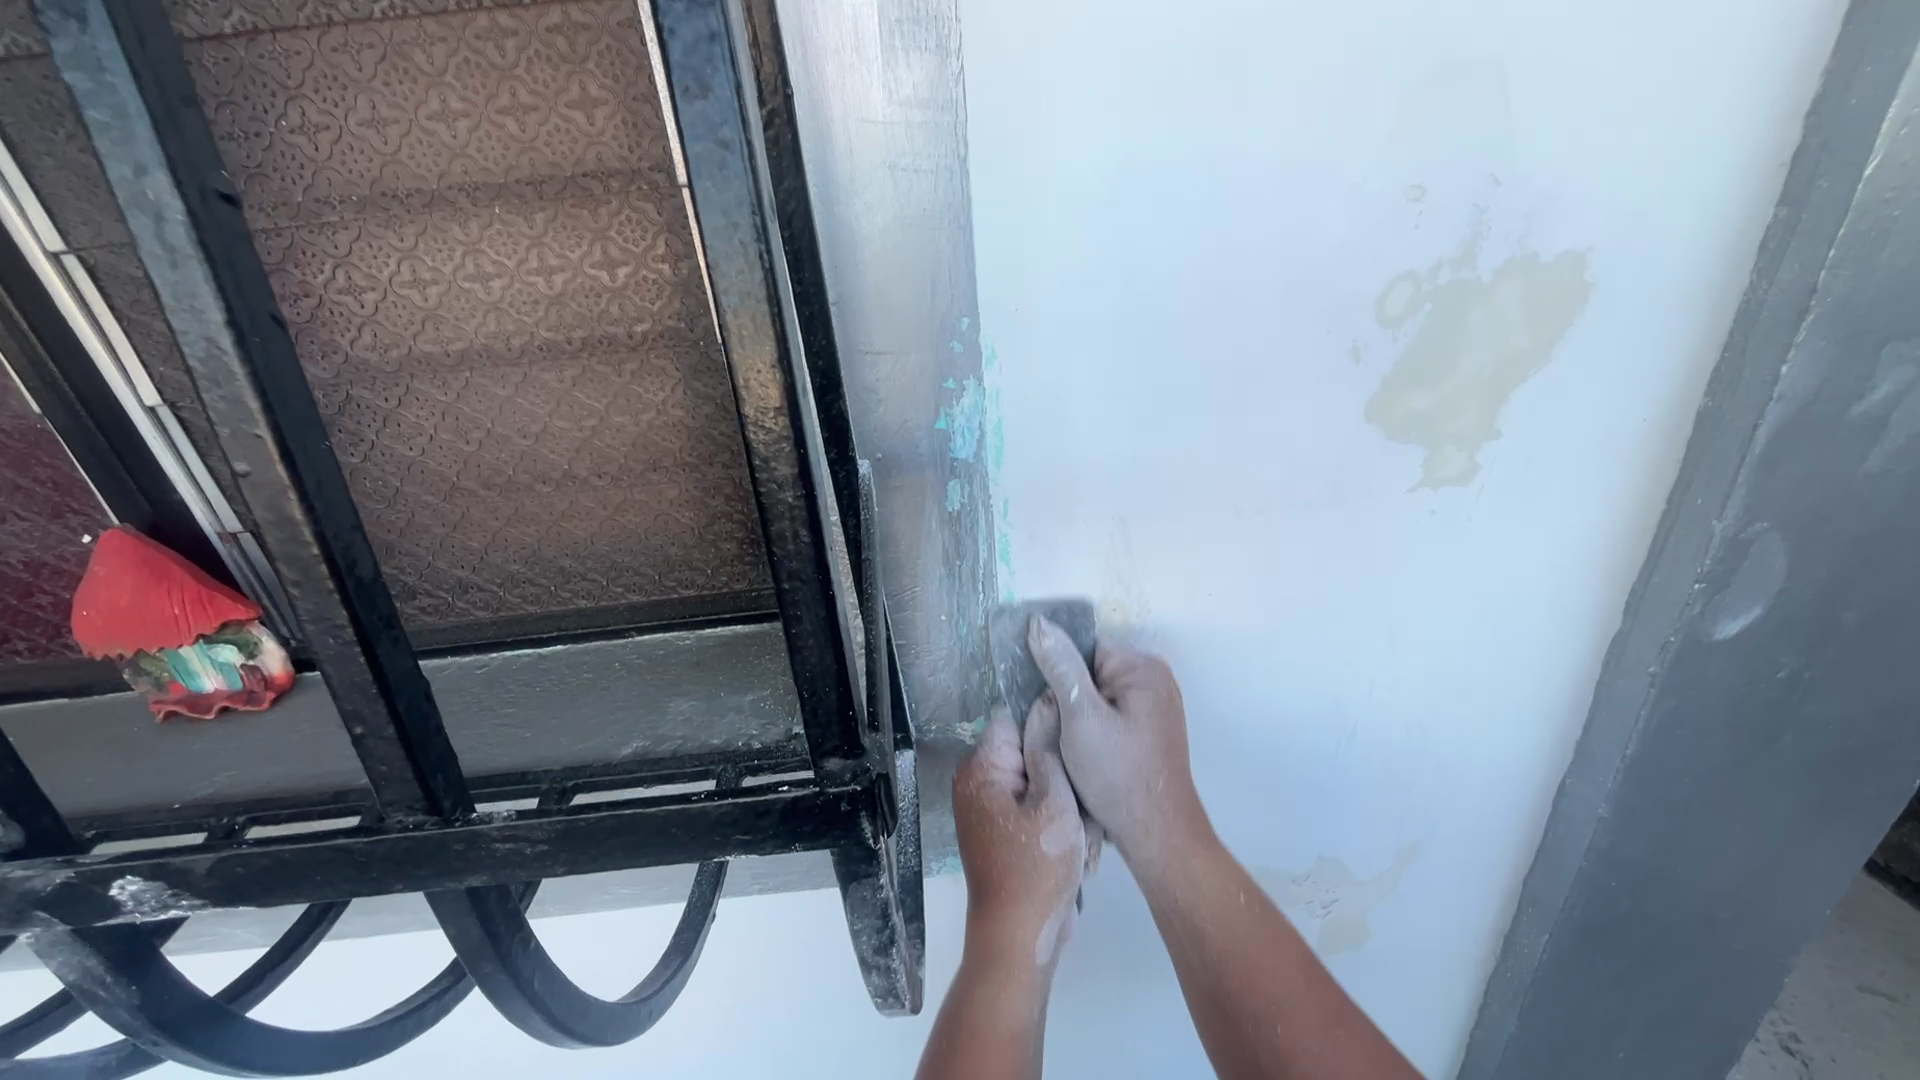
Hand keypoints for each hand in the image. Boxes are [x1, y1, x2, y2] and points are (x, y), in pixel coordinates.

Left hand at [952, 699, 1087, 969]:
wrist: (1022, 938)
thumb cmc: (1037, 867)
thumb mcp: (1053, 801)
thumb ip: (1048, 748)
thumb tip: (1046, 699)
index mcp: (981, 769)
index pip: (1014, 719)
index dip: (1048, 722)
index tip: (1080, 736)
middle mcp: (979, 783)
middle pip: (1030, 752)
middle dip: (1063, 774)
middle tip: (1086, 805)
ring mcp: (992, 809)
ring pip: (1042, 783)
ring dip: (1068, 805)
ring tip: (1084, 835)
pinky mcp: (1007, 832)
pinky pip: (1038, 810)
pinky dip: (1060, 825)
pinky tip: (1079, 849)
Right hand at [1028, 617, 1204, 865]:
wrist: (1156, 834)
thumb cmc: (1118, 775)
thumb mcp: (1080, 717)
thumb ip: (1059, 666)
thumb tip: (1038, 622)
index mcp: (1143, 668)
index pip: (1083, 651)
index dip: (1060, 678)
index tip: (1050, 711)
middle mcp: (1155, 680)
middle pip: (1089, 675)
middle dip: (1068, 702)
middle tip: (1060, 736)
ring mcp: (1155, 708)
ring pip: (1096, 700)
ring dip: (1078, 722)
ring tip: (1073, 752)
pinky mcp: (1151, 733)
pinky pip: (1109, 720)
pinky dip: (1093, 735)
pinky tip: (1087, 760)